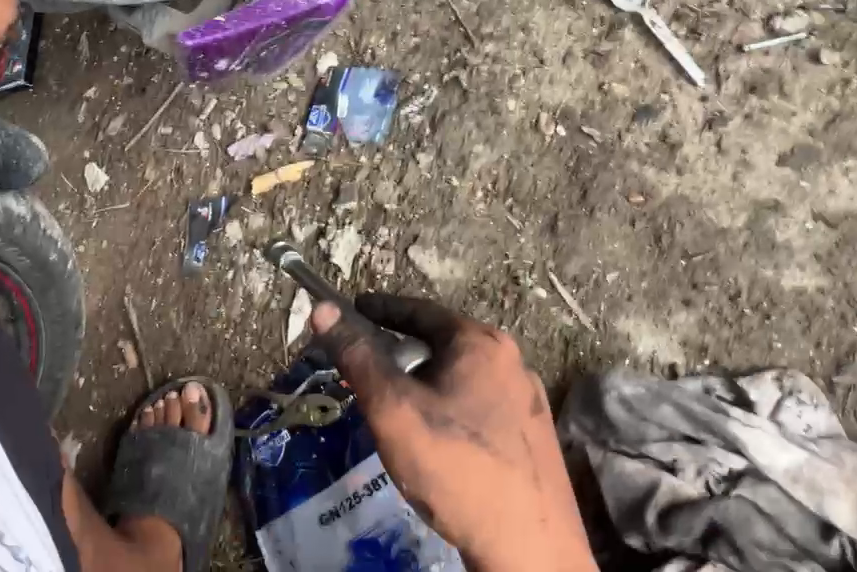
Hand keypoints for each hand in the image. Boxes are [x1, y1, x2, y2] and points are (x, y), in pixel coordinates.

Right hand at [309, 295, 595, 571]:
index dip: (378, 309)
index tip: (351, 311)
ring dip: (423, 382)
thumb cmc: (455, 467)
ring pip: (459, 376)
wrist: (531, 554)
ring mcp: (527, 400)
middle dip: (398, 352)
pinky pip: (478, 405)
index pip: (417, 310)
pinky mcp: (534, 437)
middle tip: (364, 368)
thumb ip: (356, 354)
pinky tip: (434, 439)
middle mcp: (511, 361)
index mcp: (480, 342)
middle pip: (439, 343)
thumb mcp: (392, 407)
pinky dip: (448, 407)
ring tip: (394, 406)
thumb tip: (322, 308)